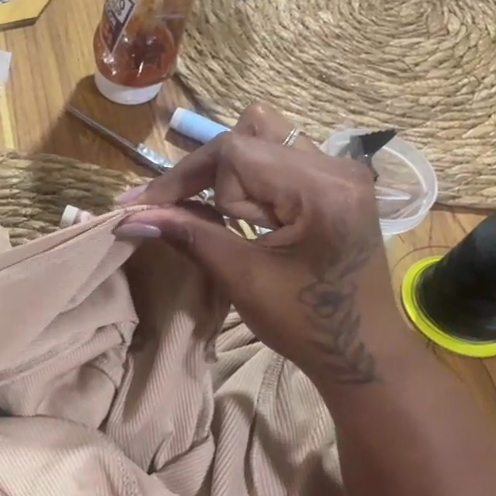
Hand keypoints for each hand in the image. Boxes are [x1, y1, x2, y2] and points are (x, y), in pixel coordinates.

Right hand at [114, 102, 416, 387]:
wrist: (364, 353)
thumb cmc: (306, 324)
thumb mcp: (242, 277)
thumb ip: (190, 234)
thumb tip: (132, 217)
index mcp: (322, 189)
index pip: (234, 151)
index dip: (183, 175)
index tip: (144, 205)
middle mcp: (337, 167)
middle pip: (246, 141)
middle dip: (200, 177)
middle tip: (161, 209)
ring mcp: (340, 173)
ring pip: (260, 145)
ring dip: (222, 178)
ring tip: (198, 212)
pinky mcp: (335, 185)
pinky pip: (277, 162)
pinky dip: (245, 183)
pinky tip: (229, 212)